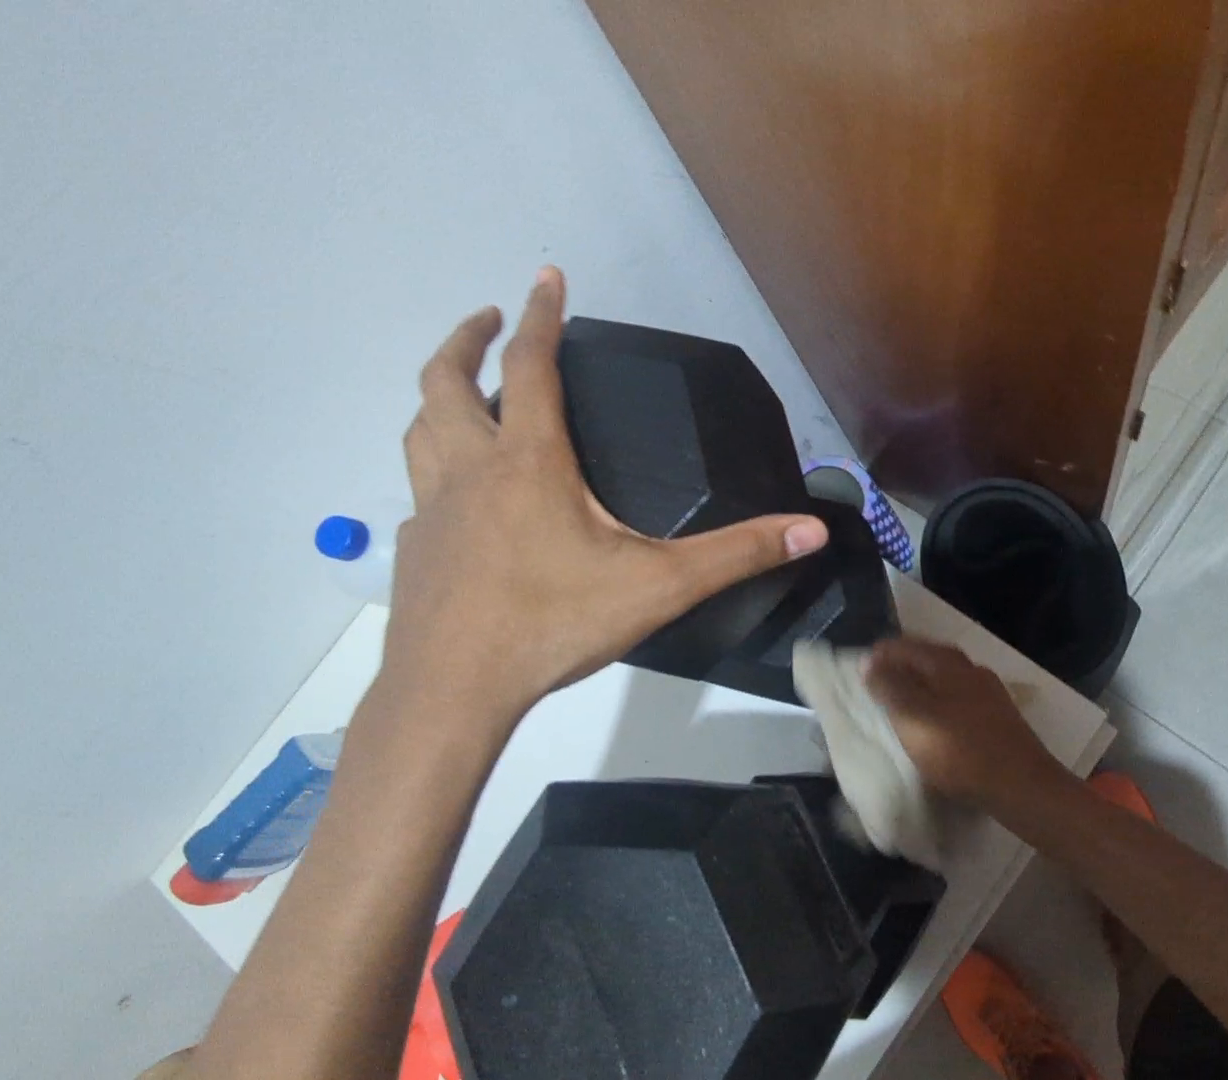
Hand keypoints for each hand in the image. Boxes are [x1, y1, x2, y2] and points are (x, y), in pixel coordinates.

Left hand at [381, 266, 827, 733]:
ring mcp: (433, 509)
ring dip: (438, 393)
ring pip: (419, 428)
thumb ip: (737, 554)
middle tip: (489, 317)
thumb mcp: (661, 586)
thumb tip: (812, 529)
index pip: (531, 366)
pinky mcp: (415, 548)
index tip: (546, 274)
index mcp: (529, 463)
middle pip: (447, 382)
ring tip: (462, 390)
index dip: (540, 315)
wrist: (453, 691)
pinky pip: (420, 487)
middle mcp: (471, 470)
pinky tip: (460, 496)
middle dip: (467, 338)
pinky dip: (435, 466)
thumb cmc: (555, 625)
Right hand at [863, 638, 1072, 808]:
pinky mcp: (996, 715)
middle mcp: (969, 667)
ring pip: (942, 678)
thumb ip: (889, 688)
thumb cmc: (960, 750)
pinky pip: (956, 698)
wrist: (1022, 785)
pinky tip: (932, 723)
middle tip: (873, 688)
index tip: (855, 673)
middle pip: (924, 658)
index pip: (903, 644)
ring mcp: (986, 691)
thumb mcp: (914, 718)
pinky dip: (936, 704)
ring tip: (897, 707)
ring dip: (918, 687)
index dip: (878, 655)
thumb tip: (868, 661)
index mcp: (946, 662)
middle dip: (898, 669)